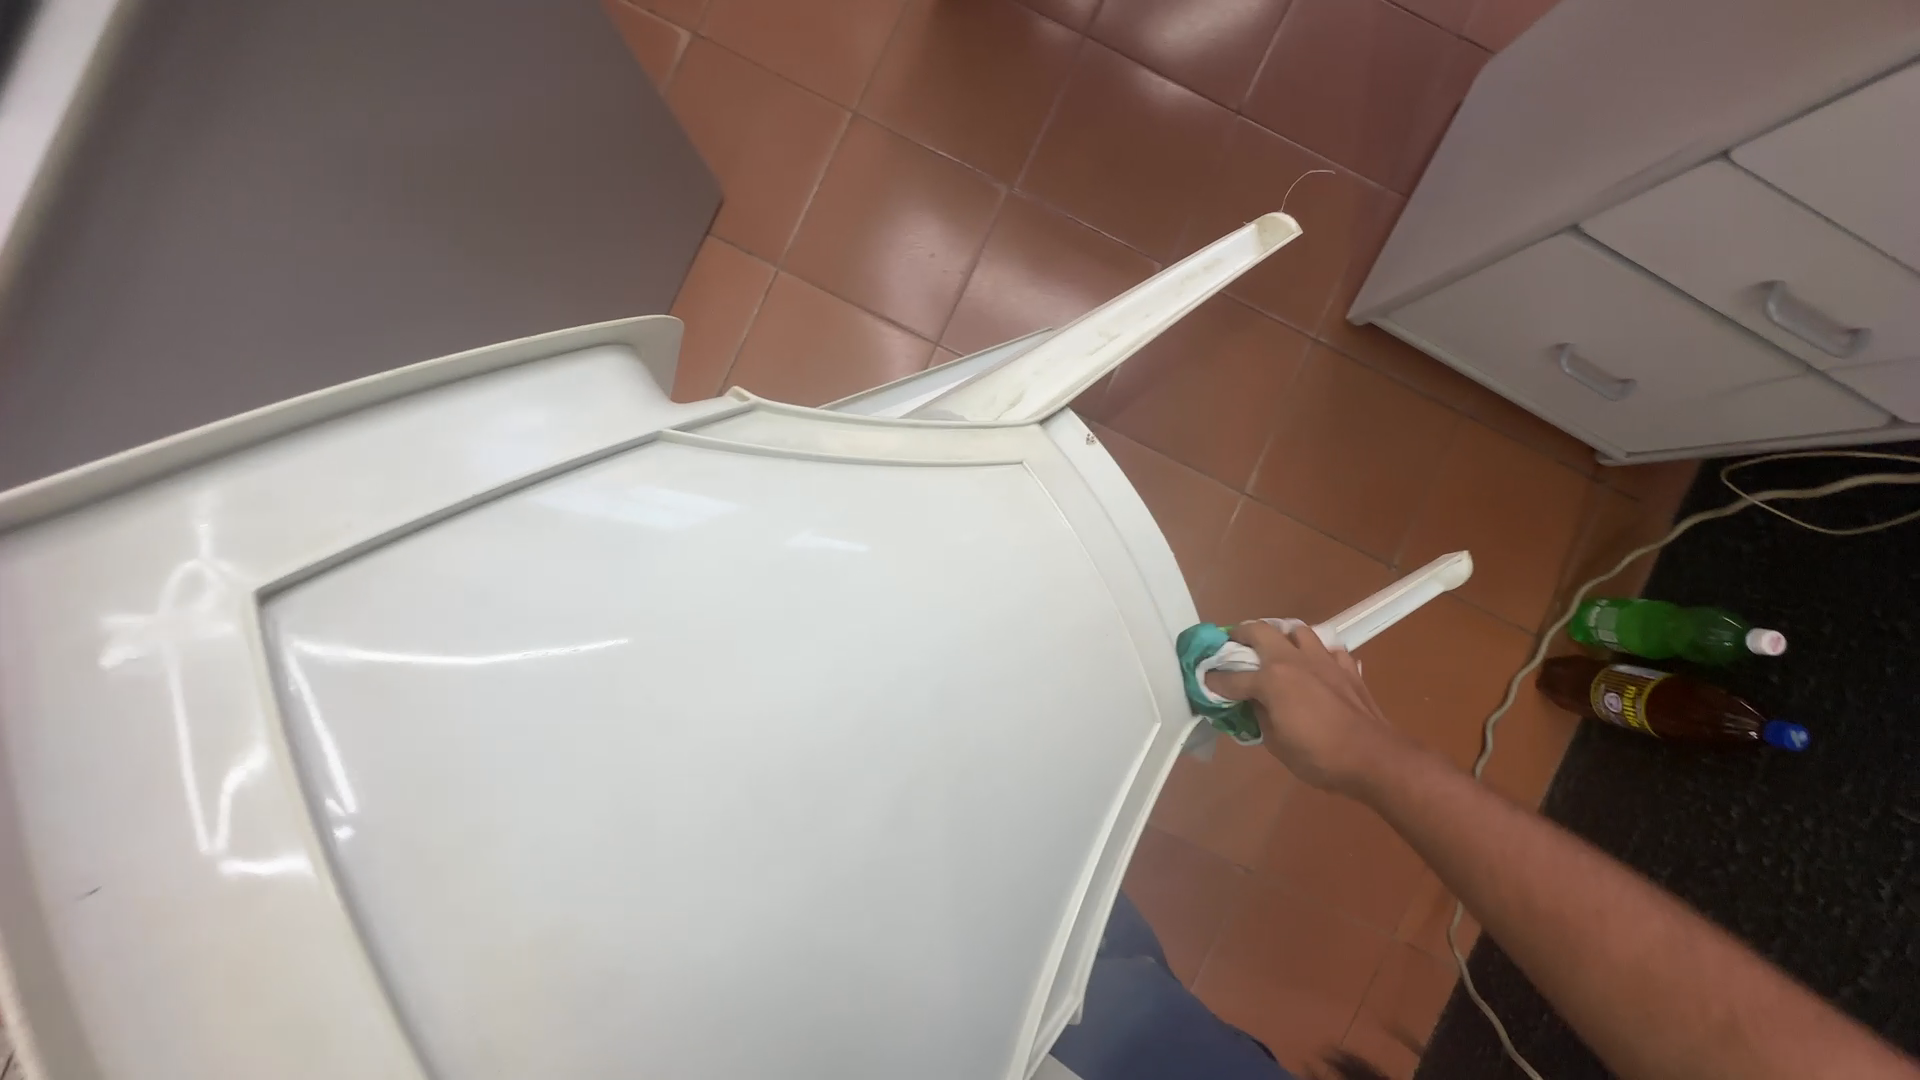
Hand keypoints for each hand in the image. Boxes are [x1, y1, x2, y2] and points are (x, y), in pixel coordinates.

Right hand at [1203, 620, 1414, 795]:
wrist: (1374, 758)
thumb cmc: (1319, 756)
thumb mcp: (1275, 743)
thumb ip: (1259, 716)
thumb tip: (1252, 704)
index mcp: (1270, 679)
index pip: (1231, 677)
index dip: (1214, 680)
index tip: (1204, 681)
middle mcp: (1293, 660)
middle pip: (1260, 631)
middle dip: (1241, 634)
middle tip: (1233, 643)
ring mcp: (1323, 660)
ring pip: (1297, 630)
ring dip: (1282, 636)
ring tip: (1276, 649)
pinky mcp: (1346, 668)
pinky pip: (1329, 649)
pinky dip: (1319, 654)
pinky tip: (1316, 667)